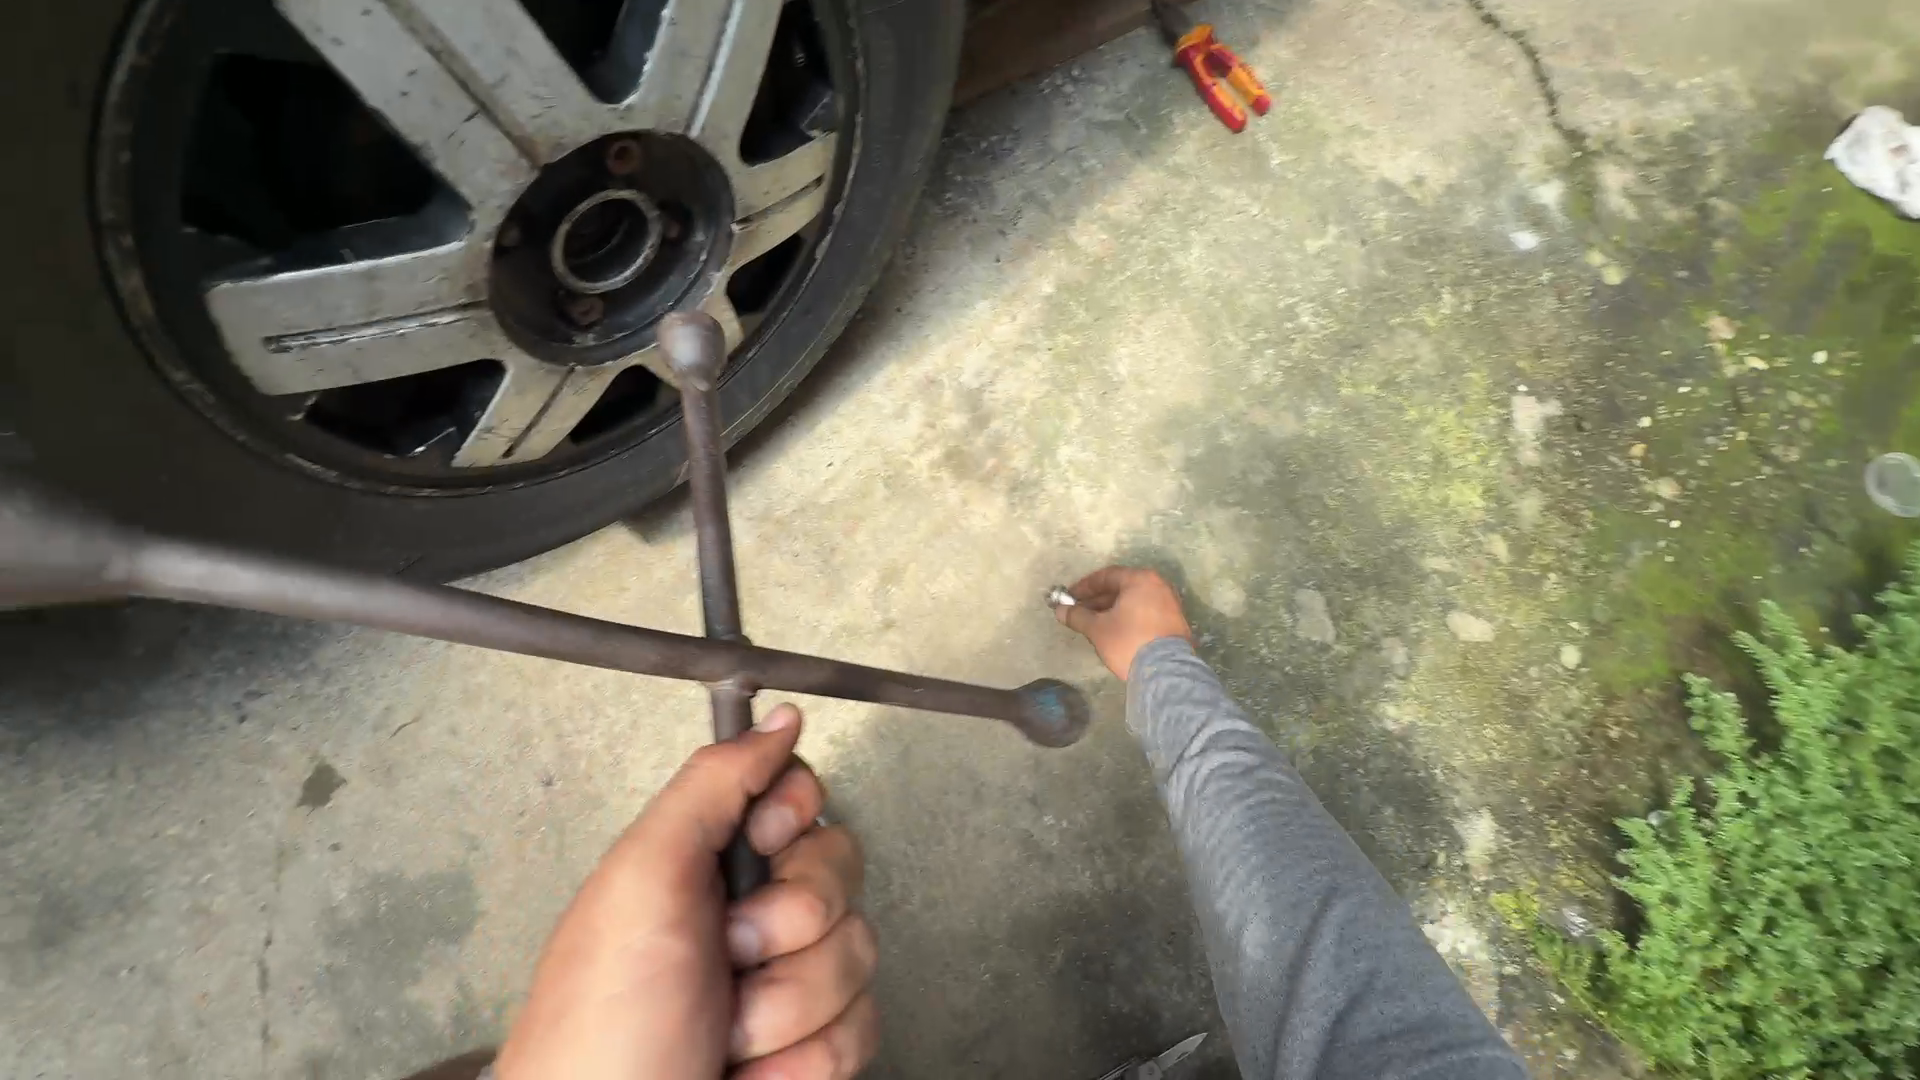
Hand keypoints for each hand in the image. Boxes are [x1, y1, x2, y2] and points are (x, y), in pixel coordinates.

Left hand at [495, 704, 877, 1079]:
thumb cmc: (605, 1021)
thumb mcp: (644, 880)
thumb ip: (713, 784)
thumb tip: (781, 716)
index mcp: (716, 858)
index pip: (801, 793)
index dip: (793, 818)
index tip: (761, 847)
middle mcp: (760, 908)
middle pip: (842, 866)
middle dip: (789, 925)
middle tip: (728, 960)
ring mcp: (792, 981)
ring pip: (859, 951)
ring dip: (788, 1008)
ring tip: (725, 1038)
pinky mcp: (815, 1048)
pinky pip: (861, 1026)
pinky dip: (802, 1064)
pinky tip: (749, 1077)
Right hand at [1054, 566, 1194, 680]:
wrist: (1166, 672)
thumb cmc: (1128, 641)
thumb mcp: (1098, 629)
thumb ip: (1078, 616)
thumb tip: (1060, 611)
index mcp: (1140, 580)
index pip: (1106, 576)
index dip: (1084, 586)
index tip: (1069, 597)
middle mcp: (1158, 586)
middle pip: (1121, 588)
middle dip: (1096, 600)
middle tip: (1078, 611)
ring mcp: (1169, 605)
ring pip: (1132, 602)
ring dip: (1110, 610)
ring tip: (1092, 624)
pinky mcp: (1173, 623)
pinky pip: (1144, 613)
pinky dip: (1127, 618)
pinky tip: (1113, 631)